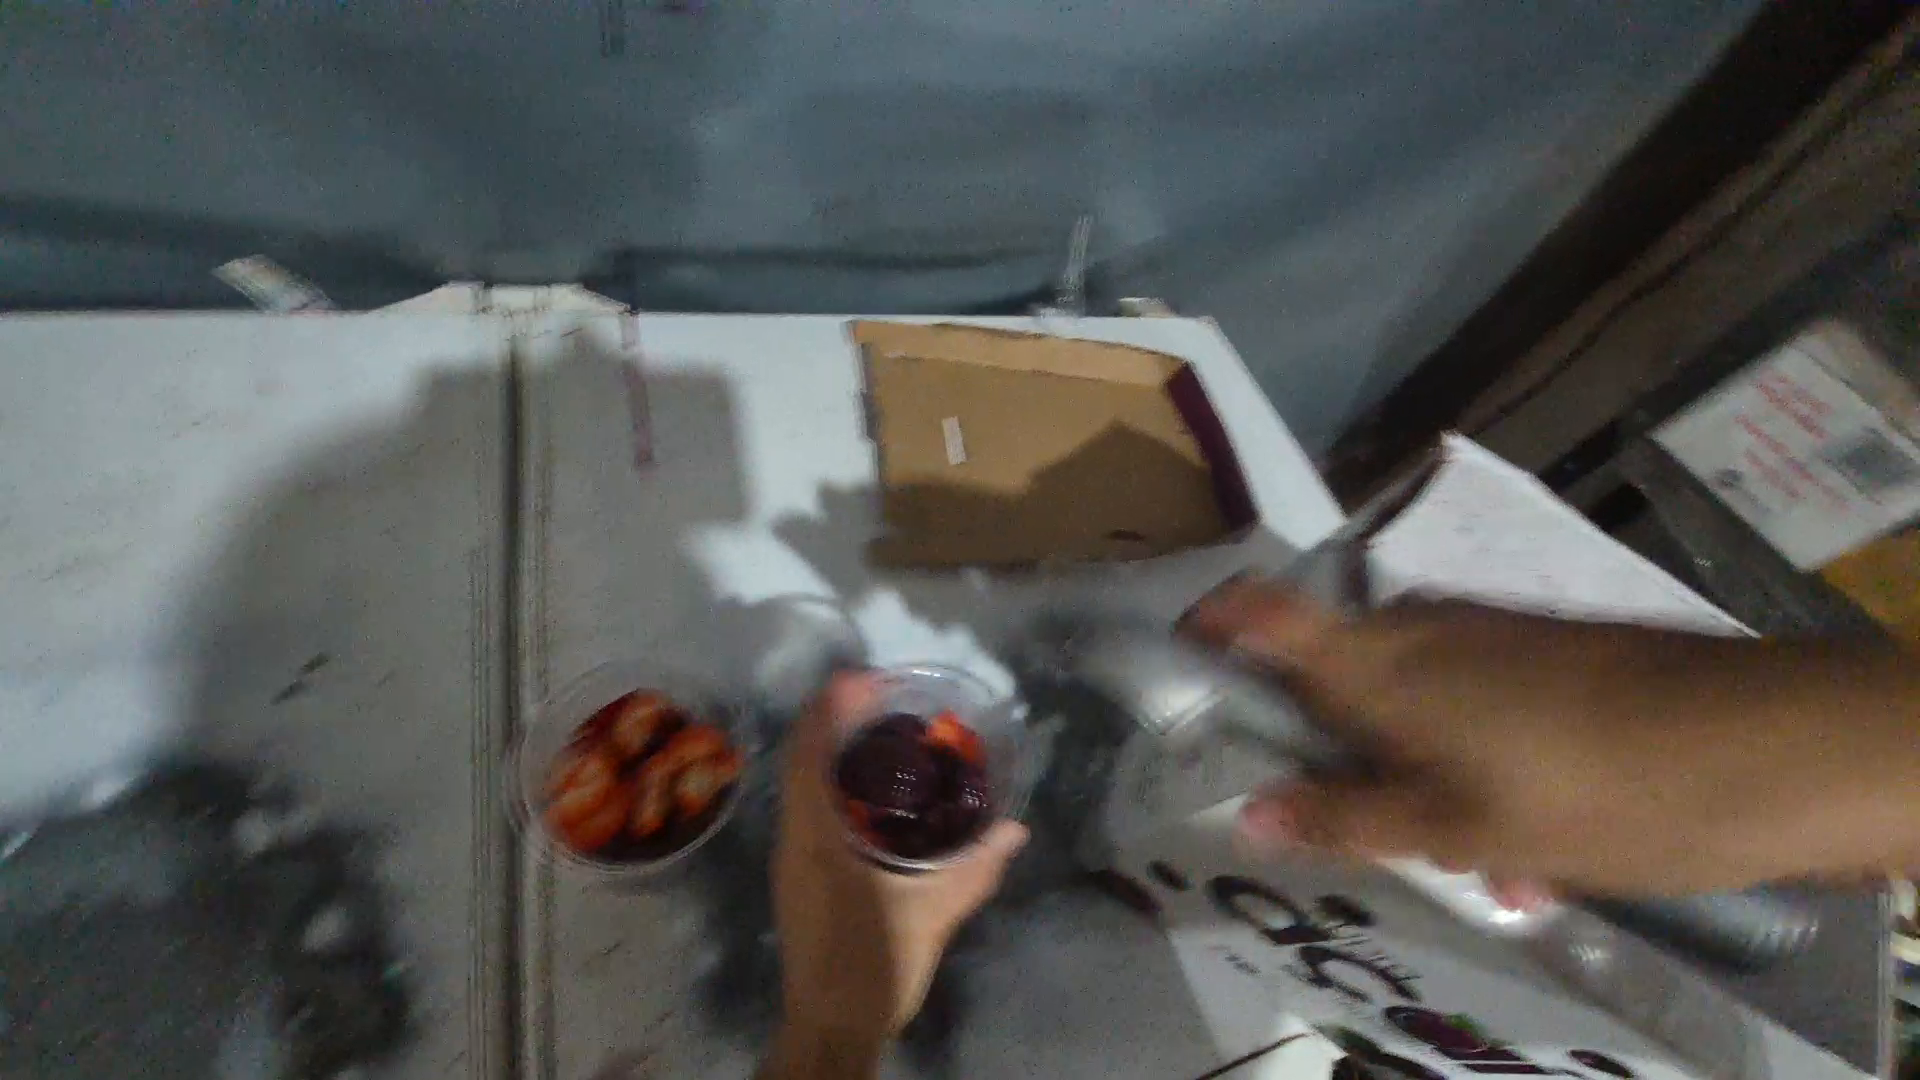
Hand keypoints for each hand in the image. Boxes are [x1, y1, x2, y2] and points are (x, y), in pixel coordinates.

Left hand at [765, 673, 1026, 1077]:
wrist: (829, 1028)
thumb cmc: (872, 968)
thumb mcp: (930, 917)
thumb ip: (974, 871)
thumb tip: (1015, 829)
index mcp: (815, 841)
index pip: (808, 758)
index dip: (827, 711)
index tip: (858, 680)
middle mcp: (794, 838)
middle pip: (799, 758)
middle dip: (829, 716)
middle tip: (873, 691)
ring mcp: (790, 855)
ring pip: (799, 780)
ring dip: (825, 742)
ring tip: (870, 720)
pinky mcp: (797, 869)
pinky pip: (805, 801)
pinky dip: (827, 772)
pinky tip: (864, 776)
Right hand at [1181, 578, 1919, 896]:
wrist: (1782, 743)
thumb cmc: (1596, 788)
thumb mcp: (1459, 826)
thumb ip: (1345, 816)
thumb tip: (1248, 815)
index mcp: (1374, 662)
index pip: (1261, 610)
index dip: (1209, 620)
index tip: (1178, 655)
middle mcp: (1408, 629)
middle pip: (1318, 662)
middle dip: (1308, 727)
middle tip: (1322, 799)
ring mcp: (1468, 631)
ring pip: (1389, 685)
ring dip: (1387, 749)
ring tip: (1434, 831)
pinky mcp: (1520, 644)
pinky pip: (1448, 688)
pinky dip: (1445, 741)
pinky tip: (1503, 815)